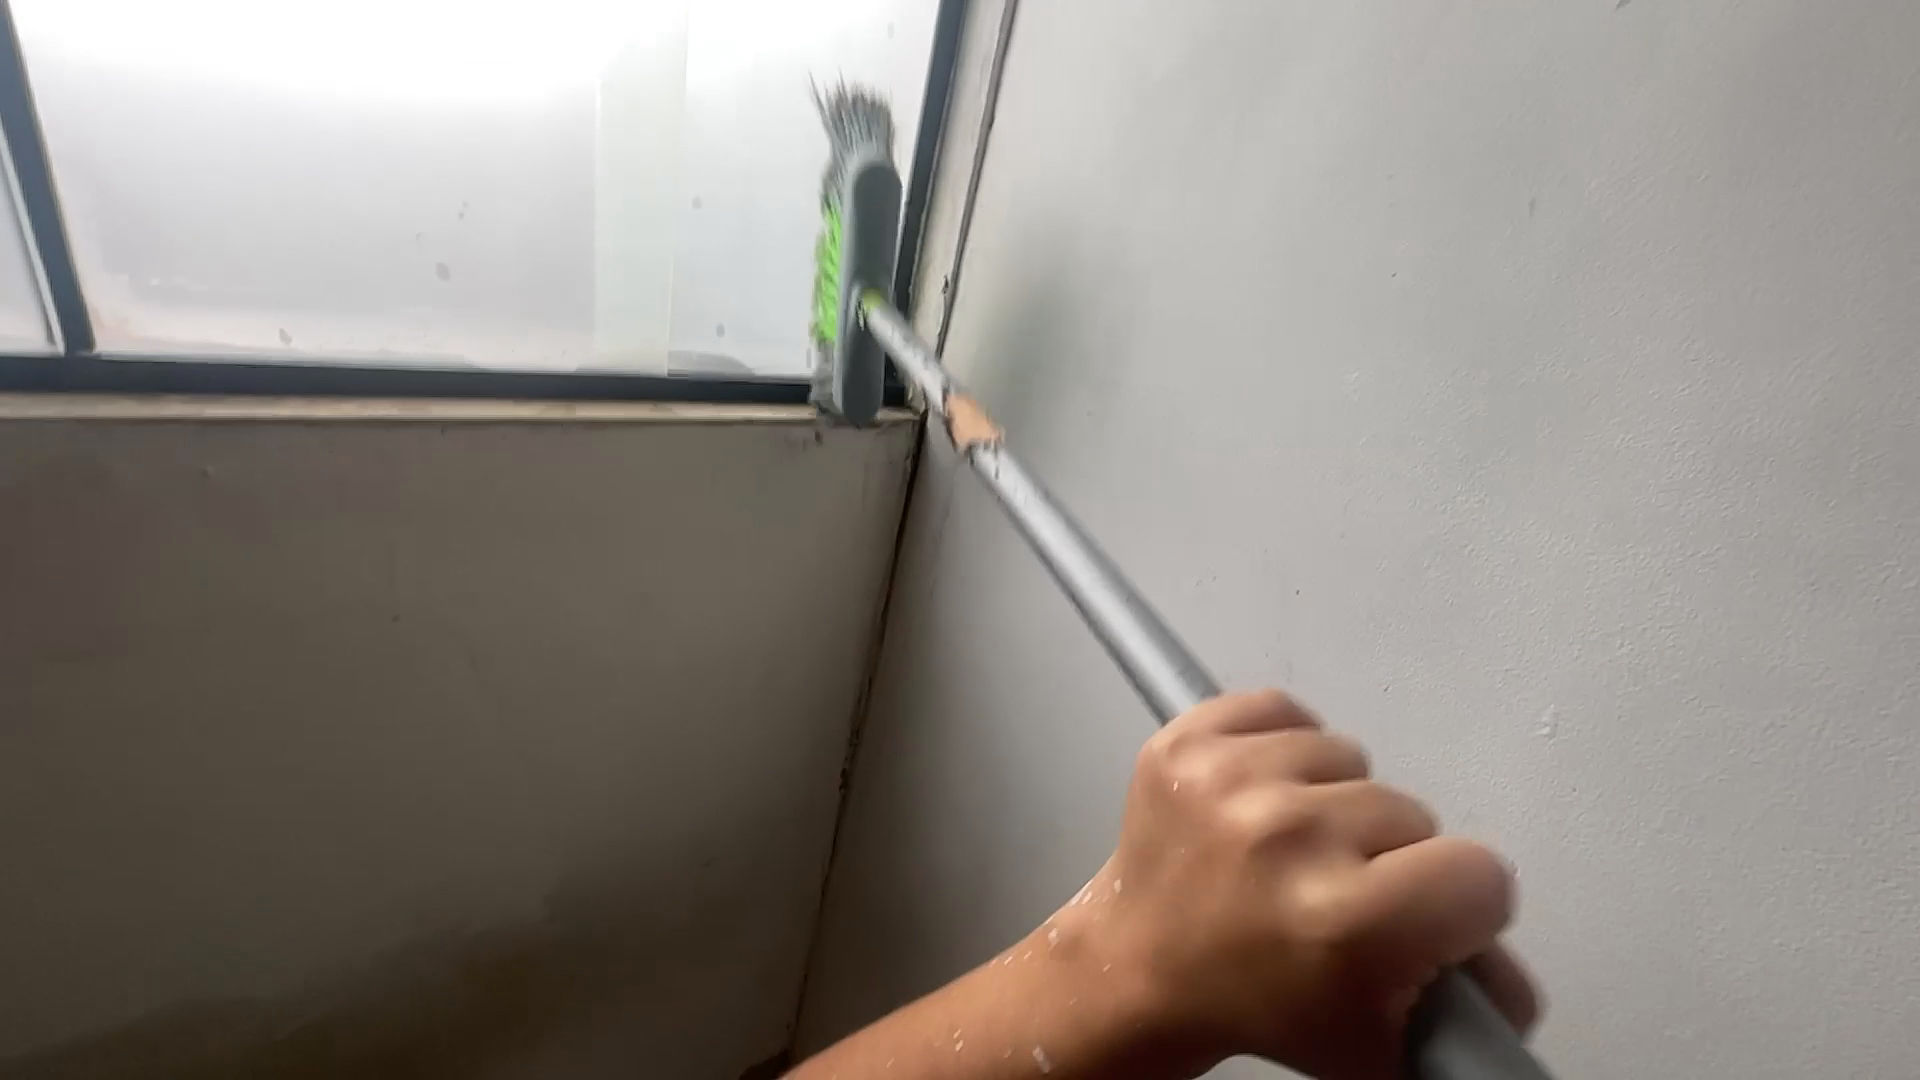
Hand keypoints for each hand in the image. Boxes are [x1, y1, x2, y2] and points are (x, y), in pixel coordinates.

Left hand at [1054, 691, 1538, 1079]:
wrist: (1143, 960)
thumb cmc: (1259, 1000)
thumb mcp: (1383, 1036)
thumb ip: (1473, 998)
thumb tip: (1513, 968)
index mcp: (1344, 918)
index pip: (1479, 873)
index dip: (1458, 900)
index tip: (1417, 911)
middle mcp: (1285, 832)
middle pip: (1407, 807)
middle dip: (1385, 849)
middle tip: (1332, 882)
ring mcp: (1227, 776)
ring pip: (1343, 753)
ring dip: (1328, 794)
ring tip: (1285, 840)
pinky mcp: (1184, 739)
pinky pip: (1275, 706)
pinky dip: (1278, 739)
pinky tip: (1258, 788)